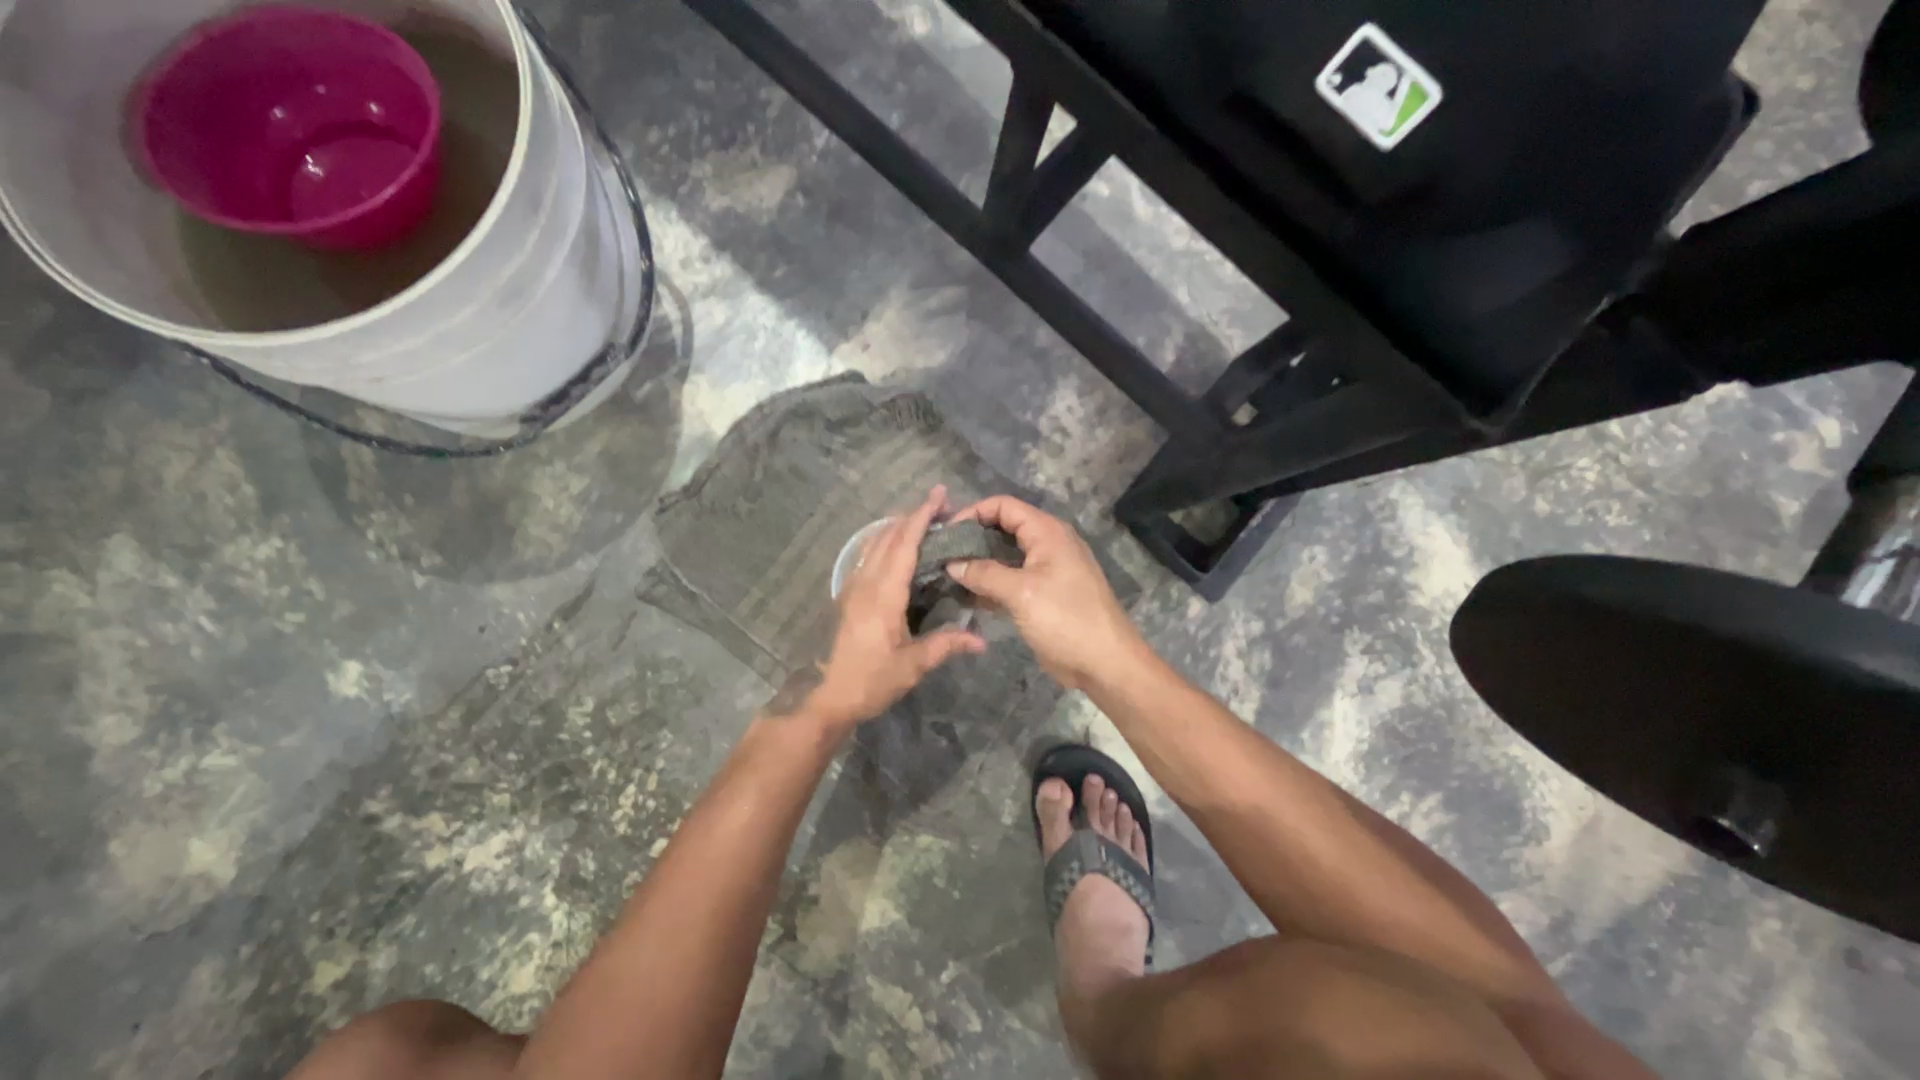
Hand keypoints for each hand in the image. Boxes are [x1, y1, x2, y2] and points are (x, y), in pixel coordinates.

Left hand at [768, 486, 986, 730]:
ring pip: (875, 546)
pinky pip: (868, 559)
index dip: (921, 516)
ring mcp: (852, 589)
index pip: (904, 544)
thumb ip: (947, 645)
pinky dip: (885, 544)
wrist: (825, 698)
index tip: (939, 495)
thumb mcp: (913, 666)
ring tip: (922, 523)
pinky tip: (896, 551)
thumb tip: (982, 640)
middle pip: (888, 537)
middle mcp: (865, 583)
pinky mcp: (847, 598)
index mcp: (883, 594)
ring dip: (897, 529)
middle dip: (912, 517)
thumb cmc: (870, 681)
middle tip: (940, 507)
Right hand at [945, 496, 1142, 689]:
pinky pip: (1011, 581)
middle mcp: (1047, 545)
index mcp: (1047, 532)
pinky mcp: (1043, 596)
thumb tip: (952, 564)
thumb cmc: (1066, 620)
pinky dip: (990, 585)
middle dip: (971, 538)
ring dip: (978, 564)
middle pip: (1003, 529)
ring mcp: (1046, 571)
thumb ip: (984, 574)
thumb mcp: (1021, 593)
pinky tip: (965, 596)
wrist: (1105, 663)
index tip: (945, 533)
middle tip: (939, 554)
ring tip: (945, 574)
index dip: (972, 513)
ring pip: (1005, 557)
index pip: (1003, 506)